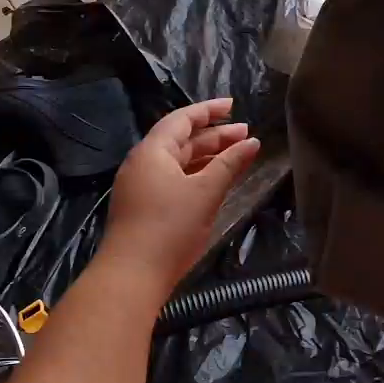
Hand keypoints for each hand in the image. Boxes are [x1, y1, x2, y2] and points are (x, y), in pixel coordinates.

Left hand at [96, 98, 260, 299]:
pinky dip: (196, 174)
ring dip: (207, 156)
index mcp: (152, 151)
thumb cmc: (170, 227)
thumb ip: (230, 164)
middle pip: (181, 140)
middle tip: (245, 134)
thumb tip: (252, 142)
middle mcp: (142, 163)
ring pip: (178, 161)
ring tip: (237, 156)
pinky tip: (216, 181)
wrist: (131, 276)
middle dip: (214, 136)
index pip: (182, 119)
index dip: (209, 110)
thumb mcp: (206, 192)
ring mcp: (140, 186)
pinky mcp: (143, 207)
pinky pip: (173, 178)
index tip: (233, 105)